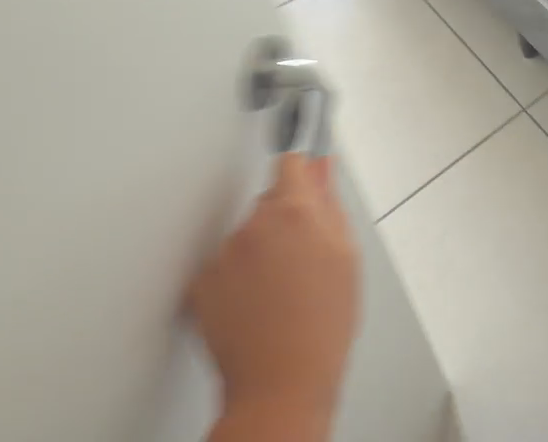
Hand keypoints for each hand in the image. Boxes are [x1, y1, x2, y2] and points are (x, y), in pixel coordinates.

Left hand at [191, 154, 359, 440]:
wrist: (283, 383)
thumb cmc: (322, 326)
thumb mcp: (346, 255)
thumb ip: (331, 203)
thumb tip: (323, 170)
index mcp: (294, 212)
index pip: (289, 163)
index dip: (301, 175)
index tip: (306, 184)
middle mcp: (253, 226)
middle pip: (268, 201)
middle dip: (285, 219)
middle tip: (303, 258)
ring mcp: (223, 254)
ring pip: (245, 234)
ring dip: (259, 250)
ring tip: (280, 291)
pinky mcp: (201, 283)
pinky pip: (222, 265)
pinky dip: (235, 277)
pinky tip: (256, 304)